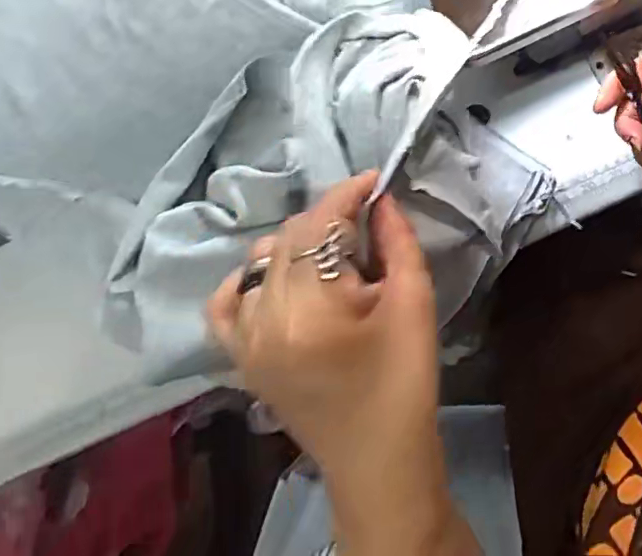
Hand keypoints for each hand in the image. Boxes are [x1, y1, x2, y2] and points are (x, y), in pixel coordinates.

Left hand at [210, 173, 440, 480]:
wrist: (379, 460)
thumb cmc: (405, 380)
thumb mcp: (414, 301)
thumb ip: (398, 240)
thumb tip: (381, 199)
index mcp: (309, 308)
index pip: (319, 225)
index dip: (348, 194)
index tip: (374, 181)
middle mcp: (264, 319)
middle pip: (290, 236)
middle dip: (330, 219)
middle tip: (368, 226)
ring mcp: (244, 341)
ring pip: (261, 259)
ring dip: (298, 243)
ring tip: (336, 256)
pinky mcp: (240, 358)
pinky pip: (227, 302)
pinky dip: (251, 277)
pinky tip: (281, 277)